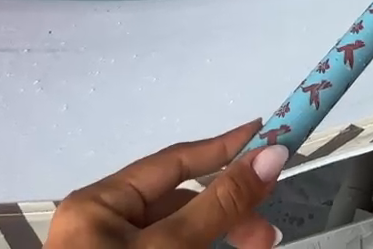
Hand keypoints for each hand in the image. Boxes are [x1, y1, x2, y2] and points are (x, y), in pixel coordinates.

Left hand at [46, 121, 287, 248]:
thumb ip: (221, 201)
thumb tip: (274, 151)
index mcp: (98, 205)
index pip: (174, 161)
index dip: (226, 147)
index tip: (272, 135)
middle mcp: (99, 228)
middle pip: (180, 201)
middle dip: (229, 210)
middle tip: (268, 232)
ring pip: (179, 233)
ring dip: (220, 235)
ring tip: (258, 247)